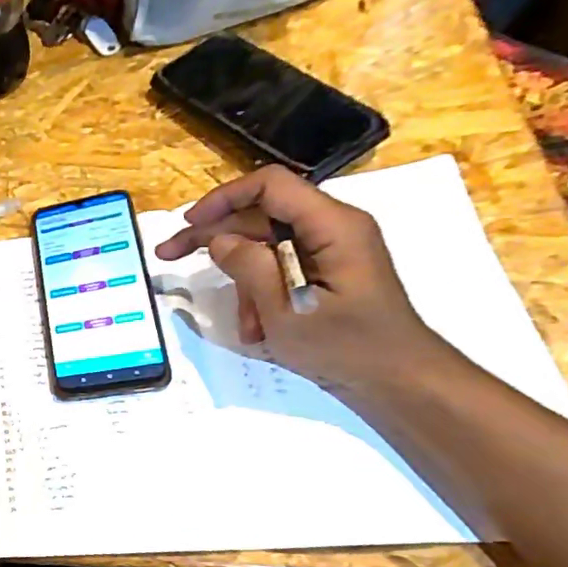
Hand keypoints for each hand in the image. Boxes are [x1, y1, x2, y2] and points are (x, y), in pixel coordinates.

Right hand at [153, 165, 450, 393]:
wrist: (398, 381)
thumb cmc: (348, 346)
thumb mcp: (286, 310)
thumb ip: (248, 267)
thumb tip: (219, 240)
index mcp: (332, 225)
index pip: (270, 185)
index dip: (224, 198)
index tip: (189, 223)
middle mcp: (332, 228)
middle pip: (260, 215)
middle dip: (215, 238)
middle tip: (169, 256)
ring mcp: (329, 251)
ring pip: (265, 246)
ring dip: (241, 279)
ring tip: (241, 323)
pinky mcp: (325, 272)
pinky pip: (279, 268)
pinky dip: (259, 293)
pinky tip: (256, 327)